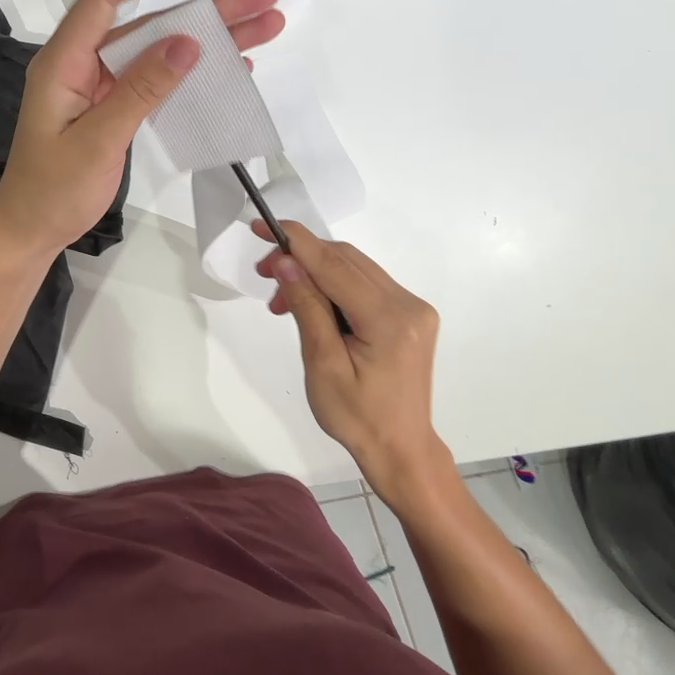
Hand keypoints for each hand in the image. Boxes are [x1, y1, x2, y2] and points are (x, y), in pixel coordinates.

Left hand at [0, 0, 284, 256]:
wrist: (31, 231)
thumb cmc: (52, 191)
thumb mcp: (96, 142)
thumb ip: (140, 91)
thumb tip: (187, 43)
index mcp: (63, 61)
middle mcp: (81, 63)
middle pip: (146, 21)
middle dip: (204, 6)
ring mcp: (98, 85)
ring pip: (158, 49)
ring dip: (209, 37)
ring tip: (266, 23)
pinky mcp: (111, 106)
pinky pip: (155, 78)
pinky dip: (192, 71)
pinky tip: (233, 64)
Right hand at [255, 222, 450, 501]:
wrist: (400, 449)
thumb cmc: (356, 417)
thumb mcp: (322, 364)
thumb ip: (307, 308)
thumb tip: (285, 263)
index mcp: (389, 319)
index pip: (335, 265)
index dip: (296, 241)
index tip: (261, 225)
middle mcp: (408, 305)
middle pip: (345, 260)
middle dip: (300, 258)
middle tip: (262, 274)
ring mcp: (412, 309)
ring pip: (353, 268)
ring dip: (313, 272)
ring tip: (281, 300)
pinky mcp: (408, 316)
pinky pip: (363, 284)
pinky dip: (331, 285)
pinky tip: (309, 304)